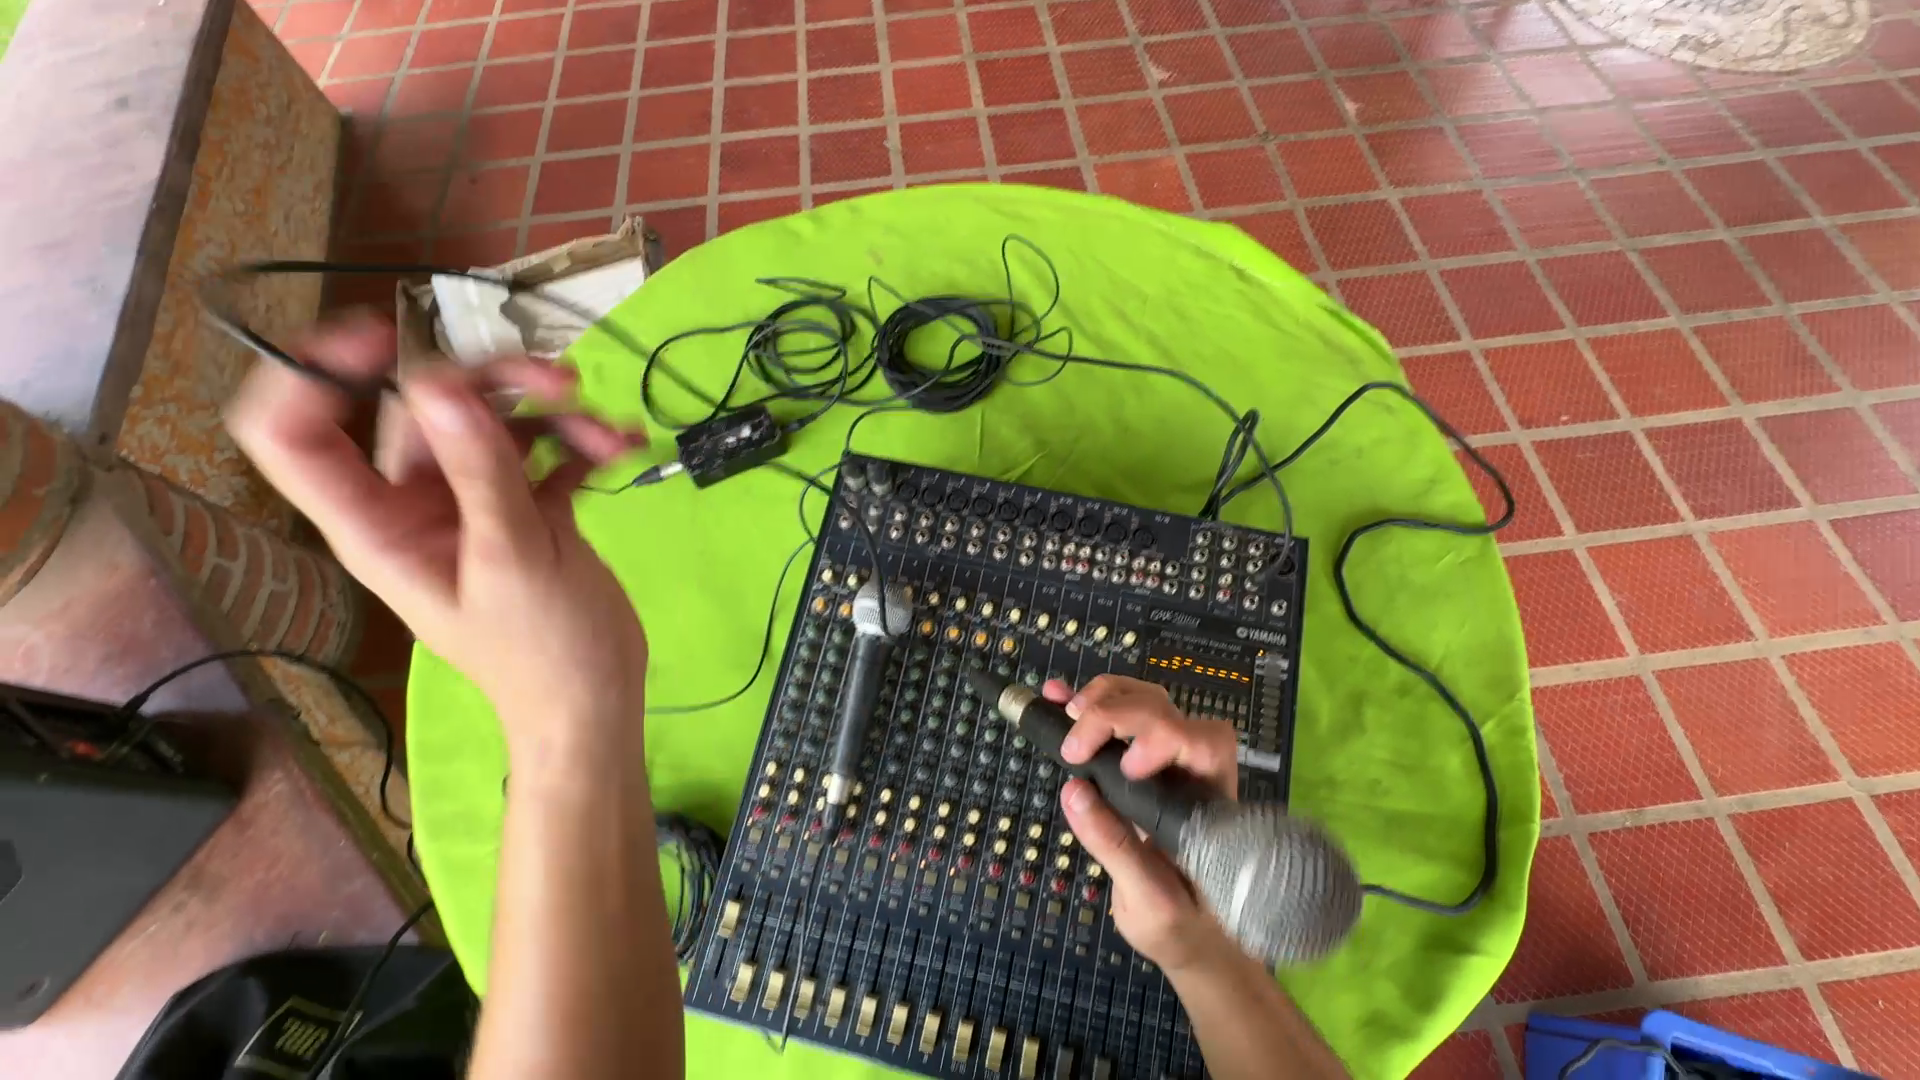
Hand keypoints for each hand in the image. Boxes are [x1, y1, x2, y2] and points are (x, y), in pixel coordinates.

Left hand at [225, 312, 650, 763]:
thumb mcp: (512, 560)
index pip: (299, 435)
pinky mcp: (527, 510)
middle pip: (426, 411)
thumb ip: (480, 473)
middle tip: (560, 383)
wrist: (595, 699)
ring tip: (609, 433)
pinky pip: (544, 454)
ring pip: (495, 425)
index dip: (318, 375)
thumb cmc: (541, 650)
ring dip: (555, 417)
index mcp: (380, 524)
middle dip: (493, 386)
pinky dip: (581, 445)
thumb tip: (441, 383)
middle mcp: (416, 504)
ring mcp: (474, 505)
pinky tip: (623, 450)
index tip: (384, 337)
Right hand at [1047, 675, 1240, 972]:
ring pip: (1144, 700)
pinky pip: (1116, 717)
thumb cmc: (1184, 924)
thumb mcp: (1151, 903)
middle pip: (1166, 710)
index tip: (1128, 768)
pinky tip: (1055, 698)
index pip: (1204, 743)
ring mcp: (1165, 761)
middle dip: (1117, 714)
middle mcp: (1192, 771)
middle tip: (1073, 747)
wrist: (1190, 935)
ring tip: (1067, 712)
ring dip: (1104, 697)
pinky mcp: (1136, 761)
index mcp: (1210, 804)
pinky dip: (1085, 703)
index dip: (1164, 737)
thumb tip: (1073, 791)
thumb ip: (1116, 848)